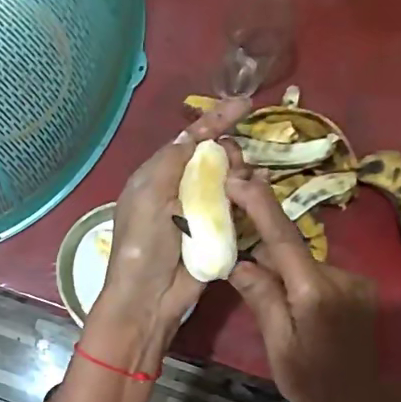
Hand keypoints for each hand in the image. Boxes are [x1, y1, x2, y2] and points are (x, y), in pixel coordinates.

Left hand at [89, 97, 252, 360]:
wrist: (149, 297)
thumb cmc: (143, 245)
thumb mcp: (149, 194)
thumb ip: (171, 161)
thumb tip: (193, 136)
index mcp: (153, 179)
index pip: (186, 142)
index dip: (214, 121)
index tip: (245, 104)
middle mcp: (175, 192)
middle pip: (212, 158)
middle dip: (227, 152)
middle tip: (235, 163)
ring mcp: (196, 213)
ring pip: (228, 181)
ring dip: (239, 174)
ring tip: (242, 183)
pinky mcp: (215, 235)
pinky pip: (237, 208)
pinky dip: (248, 198)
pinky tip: (258, 193)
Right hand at [224, 175, 400, 401]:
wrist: (359, 400)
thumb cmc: (310, 378)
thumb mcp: (277, 344)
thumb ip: (262, 298)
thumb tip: (240, 261)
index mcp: (315, 291)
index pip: (283, 238)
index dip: (260, 206)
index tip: (238, 179)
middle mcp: (339, 276)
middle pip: (290, 248)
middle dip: (261, 244)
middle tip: (235, 244)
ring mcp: (351, 280)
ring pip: (301, 263)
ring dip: (278, 267)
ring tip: (261, 291)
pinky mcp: (355, 288)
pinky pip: (314, 273)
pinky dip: (294, 277)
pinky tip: (287, 302)